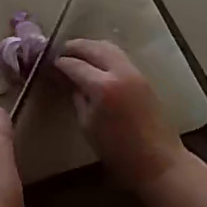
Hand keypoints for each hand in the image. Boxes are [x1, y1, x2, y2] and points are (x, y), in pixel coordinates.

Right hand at [54, 39, 186, 188]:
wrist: (158, 161)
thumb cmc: (118, 152)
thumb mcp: (88, 125)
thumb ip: (76, 96)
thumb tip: (64, 78)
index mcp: (102, 87)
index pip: (74, 64)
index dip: (59, 63)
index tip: (48, 63)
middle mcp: (118, 71)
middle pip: (91, 47)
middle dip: (73, 47)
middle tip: (59, 53)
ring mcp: (132, 70)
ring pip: (106, 46)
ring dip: (89, 47)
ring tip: (76, 54)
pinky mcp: (141, 74)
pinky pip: (118, 54)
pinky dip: (103, 52)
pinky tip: (94, 61)